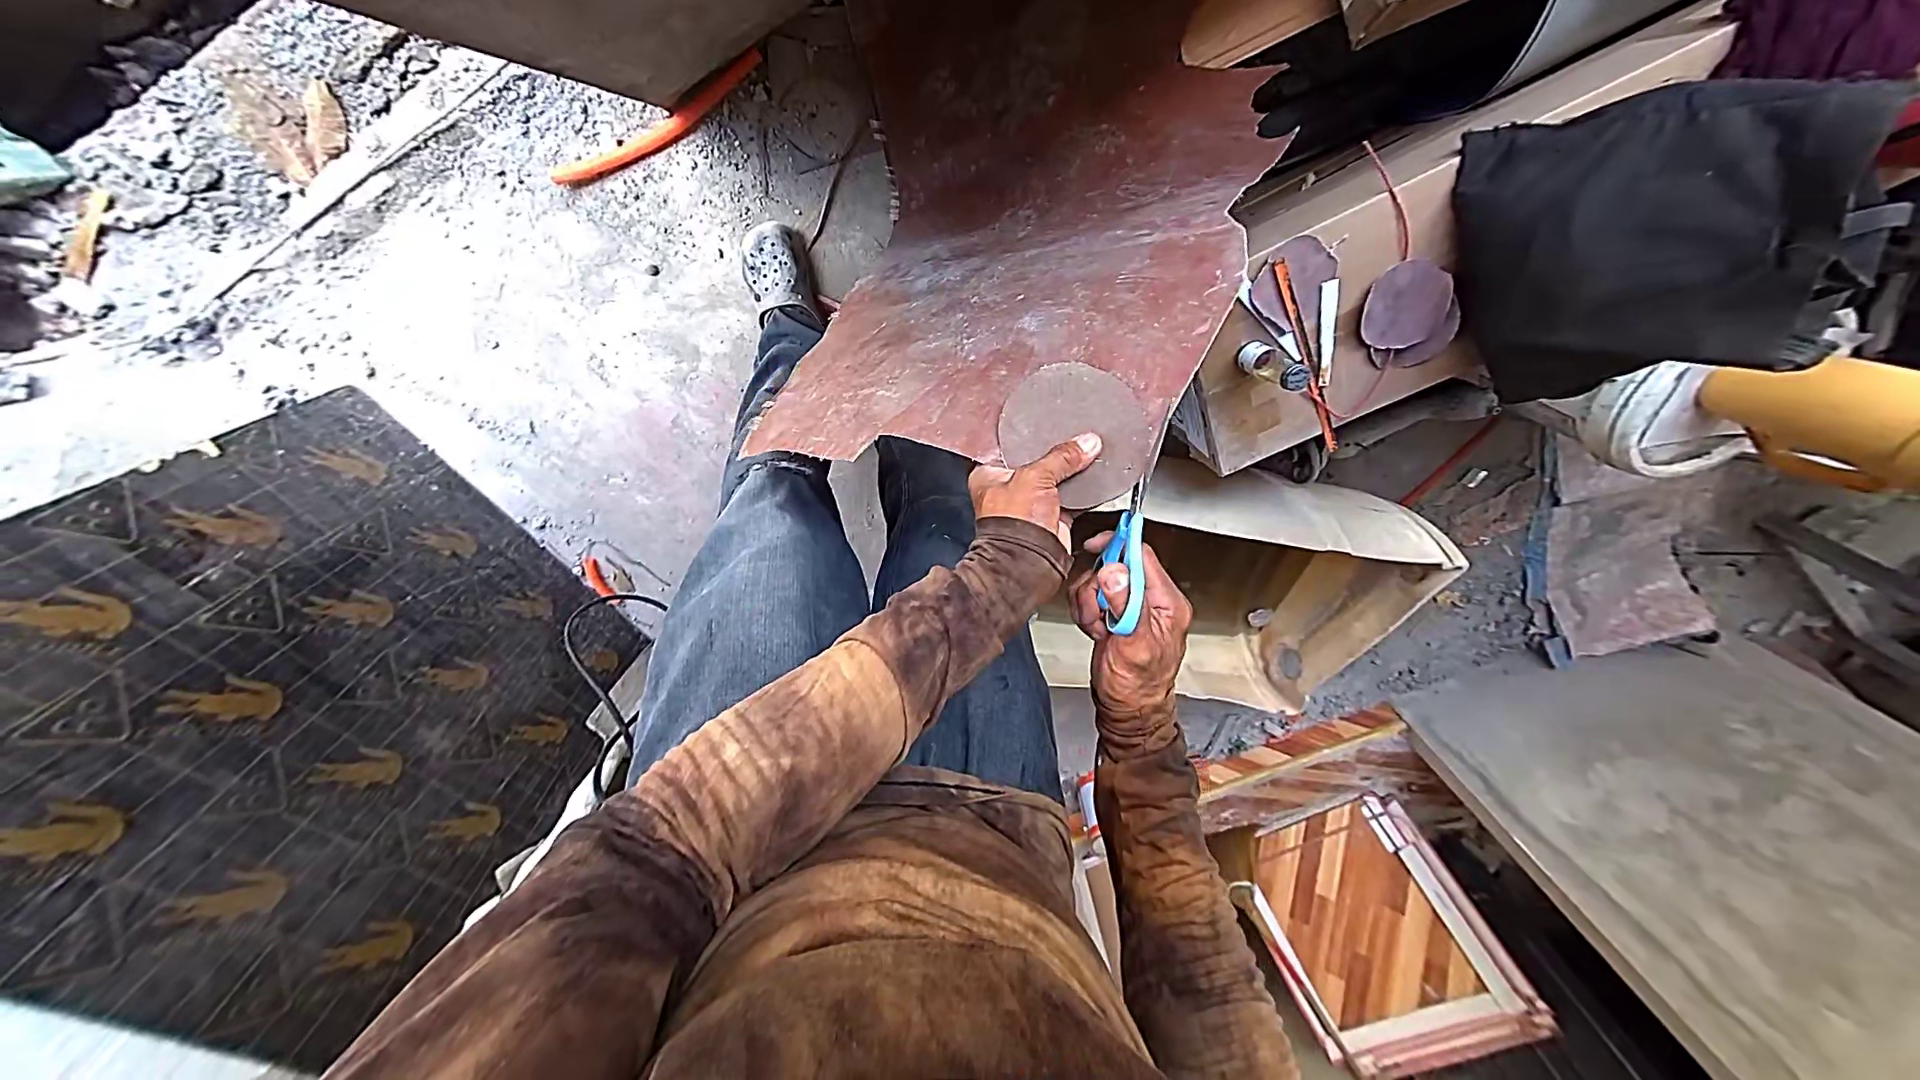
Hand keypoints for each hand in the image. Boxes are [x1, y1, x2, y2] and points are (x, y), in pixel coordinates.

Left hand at [968, 432, 1101, 547]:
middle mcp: (1007, 488)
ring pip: (1055, 478)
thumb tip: (1086, 443)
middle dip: (1055, 453)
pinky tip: (1094, 475)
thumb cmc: (1013, 523)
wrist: (1029, 561)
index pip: (1009, 445)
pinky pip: (1070, 496)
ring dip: (1071, 471)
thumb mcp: (1035, 476)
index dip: (1028, 434)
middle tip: (1074, 437)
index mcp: (988, 474)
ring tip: (1088, 451)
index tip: (1047, 422)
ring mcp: (1030, 503)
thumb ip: (1061, 457)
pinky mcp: (1051, 517)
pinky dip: (1082, 489)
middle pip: (1036, 461)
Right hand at [1069, 534, 1192, 729]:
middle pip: (1115, 565)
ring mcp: (1130, 605)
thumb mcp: (1135, 645)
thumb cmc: (1138, 687)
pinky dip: (1086, 611)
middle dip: (1097, 587)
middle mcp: (1150, 599)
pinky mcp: (1114, 612)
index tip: (1099, 545)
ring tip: (1099, 626)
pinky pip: (1090, 596)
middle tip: (1098, 610)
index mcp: (1167, 602)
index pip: (1143, 556)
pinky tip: (1096, 629)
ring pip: (1098, 580)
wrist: (1126, 710)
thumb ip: (1126, 605)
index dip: (1119, 547)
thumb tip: (1116, 573)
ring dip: (1089, 603)